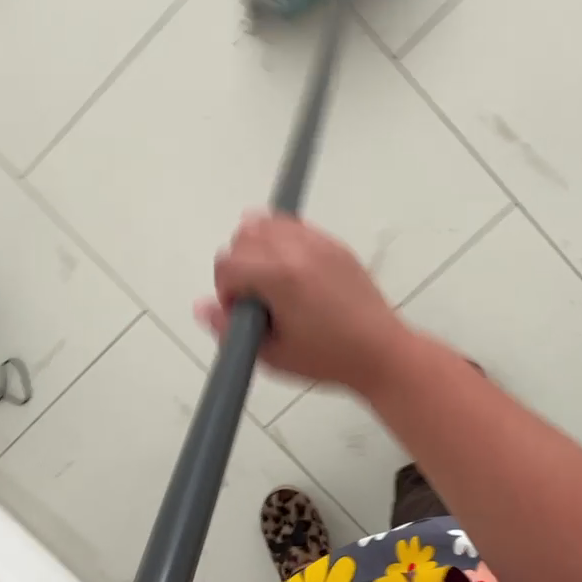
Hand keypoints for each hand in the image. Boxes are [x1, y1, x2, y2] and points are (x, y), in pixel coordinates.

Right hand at [197, 213, 417, 391]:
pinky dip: (283, 241)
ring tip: (272, 282)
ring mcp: (319, 243)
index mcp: (280, 276)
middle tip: (258, 299)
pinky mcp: (335, 245)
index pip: (227, 264)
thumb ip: (230, 329)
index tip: (245, 314)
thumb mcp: (273, 354)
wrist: (381, 352)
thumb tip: (201, 307)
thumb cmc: (327, 358)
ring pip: (267, 223)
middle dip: (240, 266)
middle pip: (244, 237)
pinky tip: (293, 272)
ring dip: (259, 248)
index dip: (227, 292)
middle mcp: (298, 249)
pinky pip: (295, 226)